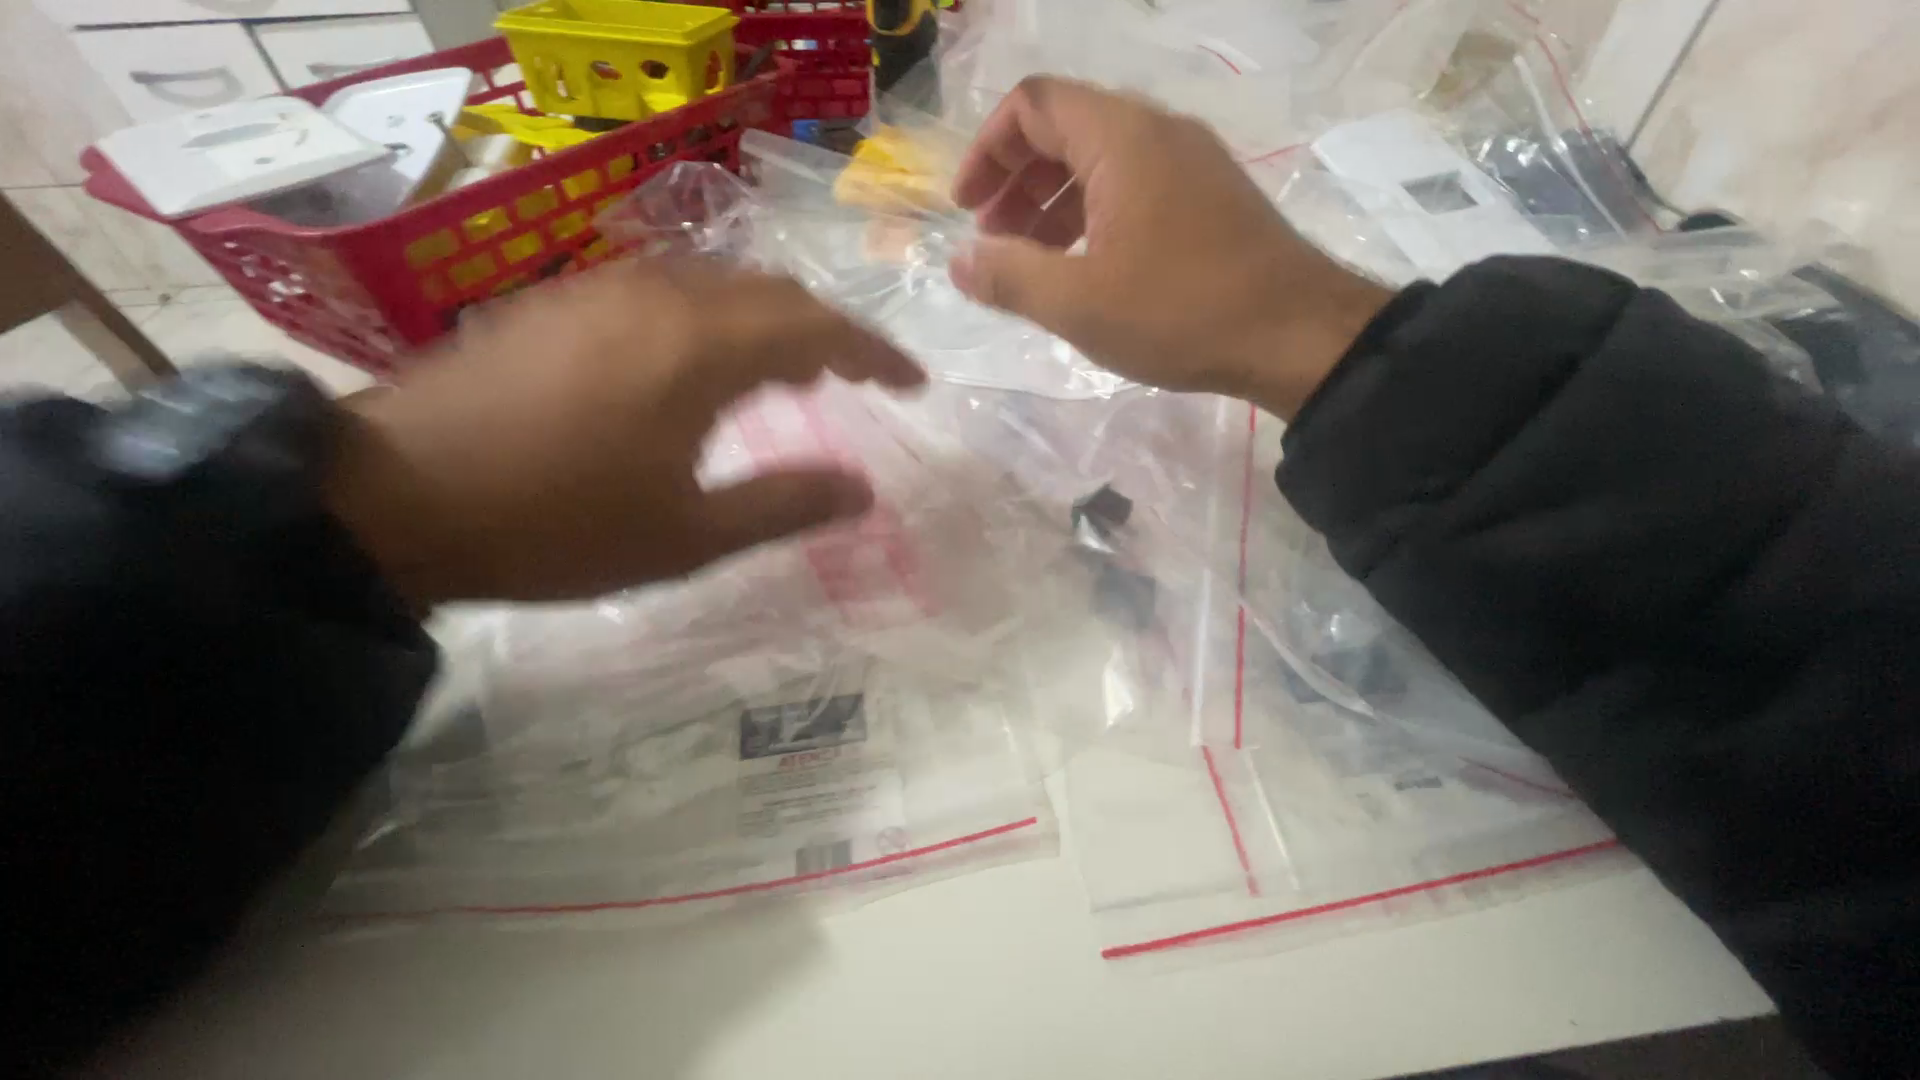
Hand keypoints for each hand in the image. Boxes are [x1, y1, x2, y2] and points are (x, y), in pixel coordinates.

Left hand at [322, 260, 924, 606]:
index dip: (877, 354)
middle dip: (829, 334)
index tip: (912, 382)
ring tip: (789, 380)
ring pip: (720, 287)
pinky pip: (668, 294)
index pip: (820, 331)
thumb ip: (785, 505)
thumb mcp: (688, 537)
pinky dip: (715, 322)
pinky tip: (701, 366)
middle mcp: (662, 299)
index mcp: (702, 350)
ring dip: (771, 325)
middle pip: (775, 295)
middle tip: (857, 382)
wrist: (395, 499)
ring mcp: (605, 291)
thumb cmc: (557, 528)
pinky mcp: (562, 302)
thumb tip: (864, 491)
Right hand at [950, 77, 1391, 417]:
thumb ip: (1009, 276)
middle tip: (992, 238)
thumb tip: (960, 261)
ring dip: (1053, 201)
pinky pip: (1135, 186)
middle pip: (1066, 128)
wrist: (1297, 335)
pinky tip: (1085, 267)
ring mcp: (1191, 163)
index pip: (1033, 104)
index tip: (966, 208)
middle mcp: (1158, 132)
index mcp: (1121, 138)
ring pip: (1101, 160)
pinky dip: (1094, 214)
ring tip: (1031, 260)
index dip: (987, 149)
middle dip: (1016, 179)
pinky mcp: (1210, 198)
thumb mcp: (1078, 303)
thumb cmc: (1179, 312)